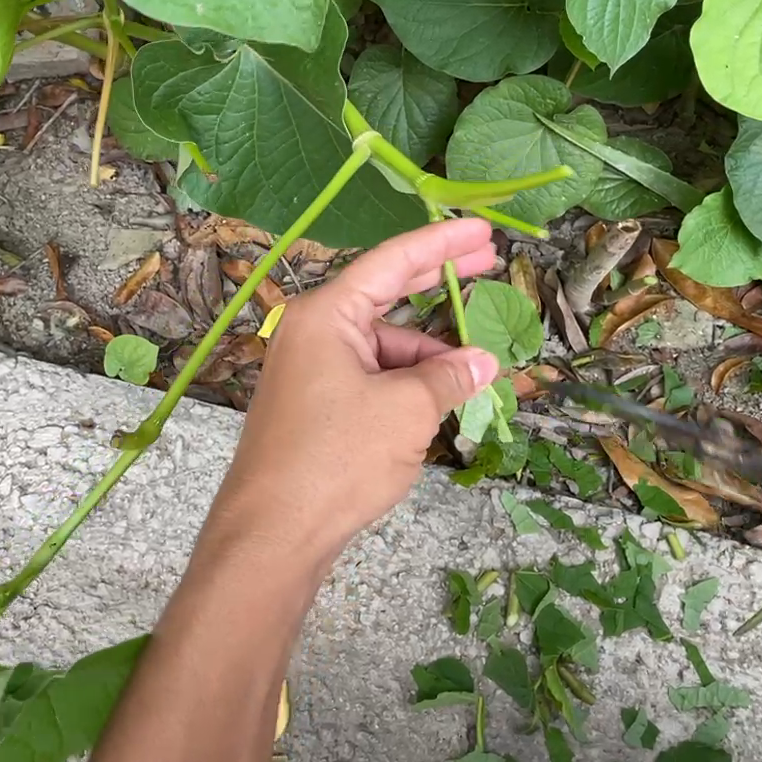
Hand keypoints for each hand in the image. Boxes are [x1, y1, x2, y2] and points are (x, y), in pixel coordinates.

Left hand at [202, 218, 499, 560]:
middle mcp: (313, 332)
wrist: (273, 532)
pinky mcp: (314, 405)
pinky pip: (369, 378)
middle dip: (438, 281)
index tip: (482, 230)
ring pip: (382, 348)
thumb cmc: (337, 458)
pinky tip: (433, 407)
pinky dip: (403, 386)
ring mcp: (310, 369)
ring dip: (426, 359)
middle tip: (488, 261)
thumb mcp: (406, 410)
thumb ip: (448, 376)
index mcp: (326, 314)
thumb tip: (483, 361)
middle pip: (386, 294)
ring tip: (470, 379)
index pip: (392, 262)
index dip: (442, 242)